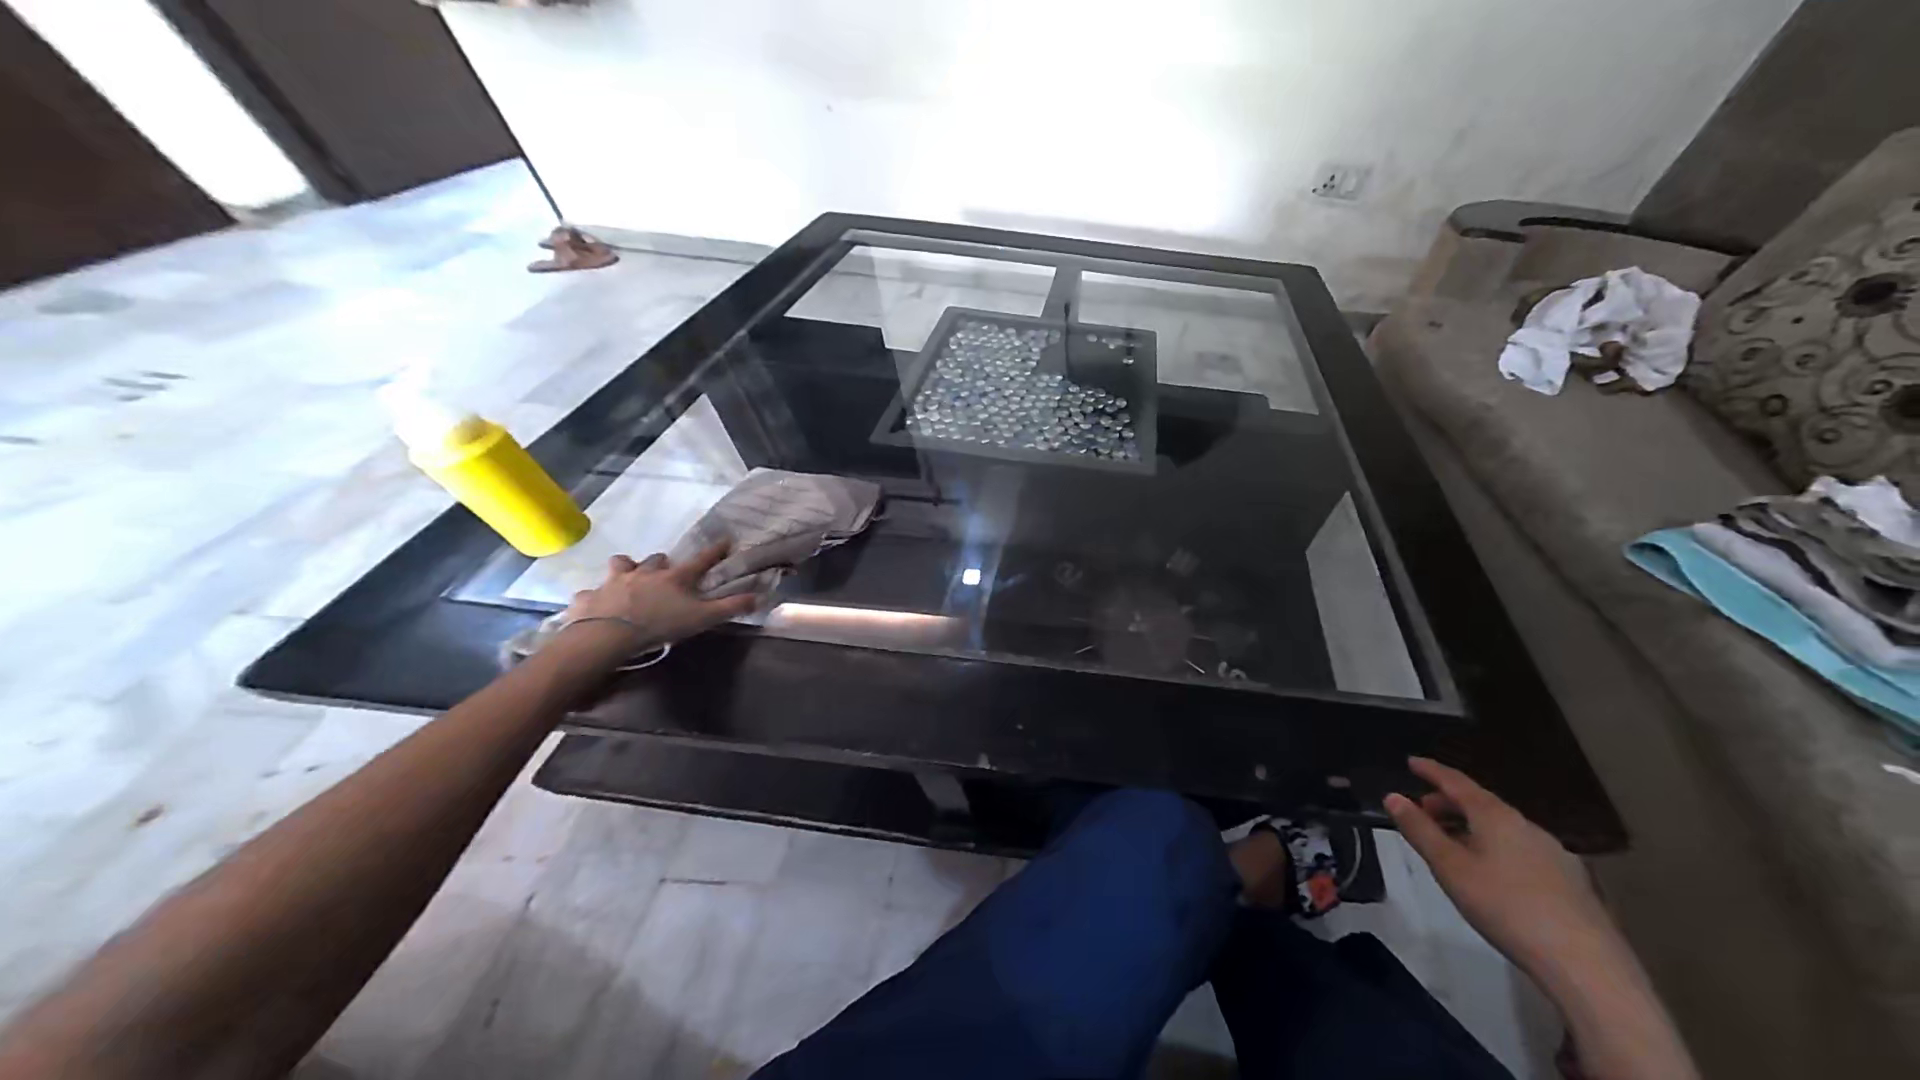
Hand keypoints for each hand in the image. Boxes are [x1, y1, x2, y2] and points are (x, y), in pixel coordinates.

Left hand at [560, 545, 757, 654]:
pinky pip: (591, 592)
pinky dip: (595, 596)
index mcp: (674, 578)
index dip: (715, 550)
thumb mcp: (701, 618)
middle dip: (662, 562)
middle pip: (656, 559)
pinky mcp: (590, 596)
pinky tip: (596, 603)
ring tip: (629, 576)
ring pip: (621, 564)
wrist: (607, 635)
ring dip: (626, 568)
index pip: (701, 560)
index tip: (725, 540)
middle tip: (665, 571)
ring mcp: (614, 581)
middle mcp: (644, 573)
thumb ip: (730, 607)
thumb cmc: (659, 625)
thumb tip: (759, 597)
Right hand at [1384, 757, 1621, 980]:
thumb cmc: (1505, 906)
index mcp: (1496, 817)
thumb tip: (1393, 796)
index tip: (1412, 761)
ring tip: (1451, 844)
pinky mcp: (1571, 882)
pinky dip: (1495, 846)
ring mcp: (1555, 853)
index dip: (1432, 771)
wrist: (1586, 964)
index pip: (1457, 782)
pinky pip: (1521, 849)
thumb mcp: (1449, 867)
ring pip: (1503, 828)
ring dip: (1471, 826)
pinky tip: (1492, 872)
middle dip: (1448, 803)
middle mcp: (1527, 826)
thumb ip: (1419, 830)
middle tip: (1422, 812)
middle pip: (1481, 804)